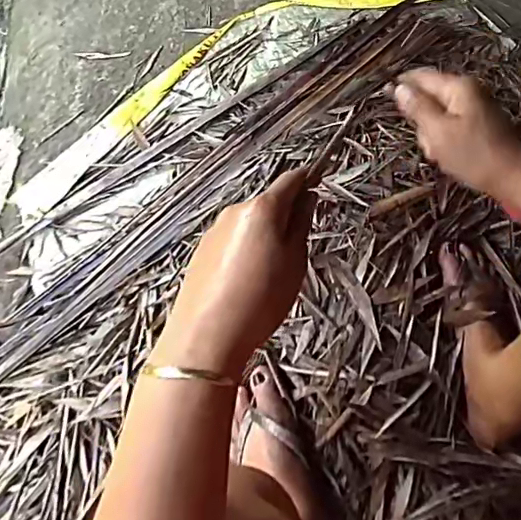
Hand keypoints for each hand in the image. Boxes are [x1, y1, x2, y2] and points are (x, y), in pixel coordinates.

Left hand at [153, 168, 315, 375]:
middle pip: (269, 201)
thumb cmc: (256, 302)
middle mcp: (236, 211)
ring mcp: (215, 231)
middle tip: (300, 243)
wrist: (204, 340)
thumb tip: (308, 198)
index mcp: (263, 208)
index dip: (308, 179)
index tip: (318, 181)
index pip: (291, 179)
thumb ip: (302, 222)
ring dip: (265, 234)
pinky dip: (245, 250)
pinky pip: (232, 240)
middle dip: (286, 214)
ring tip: (272, 271)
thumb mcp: (295, 260)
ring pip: (250, 222)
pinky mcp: (202, 252)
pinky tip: (248, 281)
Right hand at [391, 69, 520, 208]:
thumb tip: (400, 88)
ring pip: (439, 116)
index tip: (386, 96)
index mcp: (458, 87)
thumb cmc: (475, 155)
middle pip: (430, 98)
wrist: (514, 177)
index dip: (403, 85)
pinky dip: (447, 141)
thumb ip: (417, 108)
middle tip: (428, 142)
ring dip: (434, 135)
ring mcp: (475, 108)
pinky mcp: (479, 125)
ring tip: (441, 154)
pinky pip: (452, 128)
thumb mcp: (438, 132)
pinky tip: (451, 157)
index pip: (422, 77)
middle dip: (422, 120)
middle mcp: (468, 91)